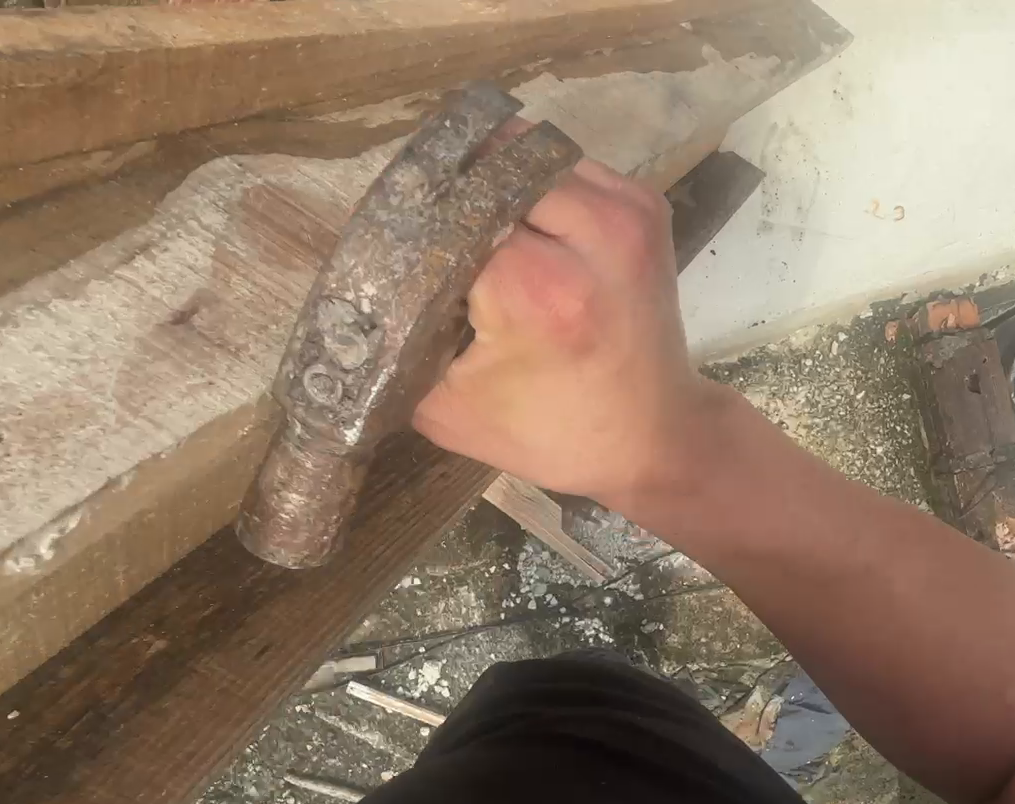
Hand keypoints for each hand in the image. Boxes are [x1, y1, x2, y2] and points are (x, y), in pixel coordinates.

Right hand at [413, 158, 725, 509]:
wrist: (650, 438)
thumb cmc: (551, 436)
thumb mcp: (445, 407)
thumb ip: (393, 339)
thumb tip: (363, 273)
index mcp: (537, 290)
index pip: (441, 214)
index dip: (410, 230)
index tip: (395, 257)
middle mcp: (590, 235)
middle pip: (480, 170)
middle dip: (447, 201)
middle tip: (431, 242)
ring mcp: (626, 213)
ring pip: (523, 154)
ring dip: (490, 186)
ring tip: (480, 235)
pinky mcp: (644, 206)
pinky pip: (565, 165)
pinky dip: (533, 187)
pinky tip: (526, 229)